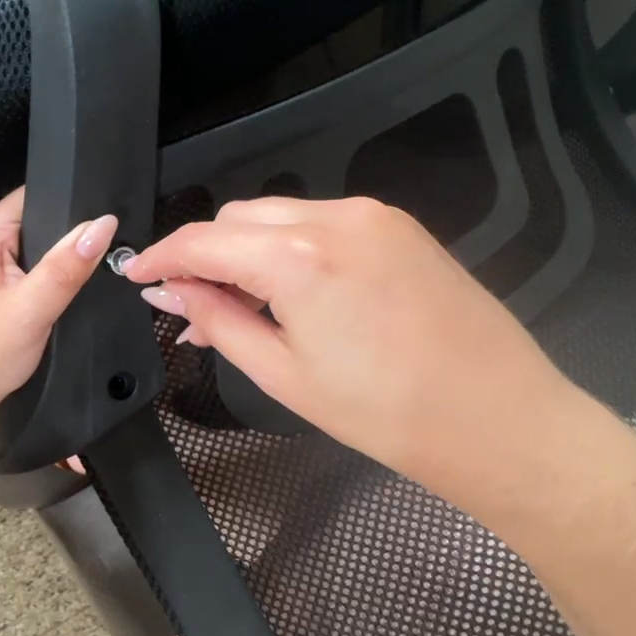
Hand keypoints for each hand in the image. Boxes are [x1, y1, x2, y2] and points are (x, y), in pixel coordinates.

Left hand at [0, 188, 116, 413]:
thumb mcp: (36, 305)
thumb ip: (68, 264)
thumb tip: (102, 224)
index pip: (32, 196)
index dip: (67, 204)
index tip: (101, 218)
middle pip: (36, 218)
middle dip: (66, 232)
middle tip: (99, 250)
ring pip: (34, 243)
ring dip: (57, 256)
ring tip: (83, 269)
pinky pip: (28, 264)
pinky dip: (46, 273)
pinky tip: (61, 288)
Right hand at [124, 196, 585, 493]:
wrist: (501, 422)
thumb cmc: (383, 412)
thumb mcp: (280, 372)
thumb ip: (215, 318)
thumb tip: (169, 291)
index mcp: (298, 256)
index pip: (202, 240)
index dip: (159, 257)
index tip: (135, 276)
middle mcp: (334, 217)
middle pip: (236, 217)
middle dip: (203, 253)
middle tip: (190, 306)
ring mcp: (373, 216)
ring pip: (275, 214)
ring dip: (243, 249)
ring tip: (239, 307)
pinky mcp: (398, 227)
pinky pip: (317, 222)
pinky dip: (285, 247)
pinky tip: (287, 293)